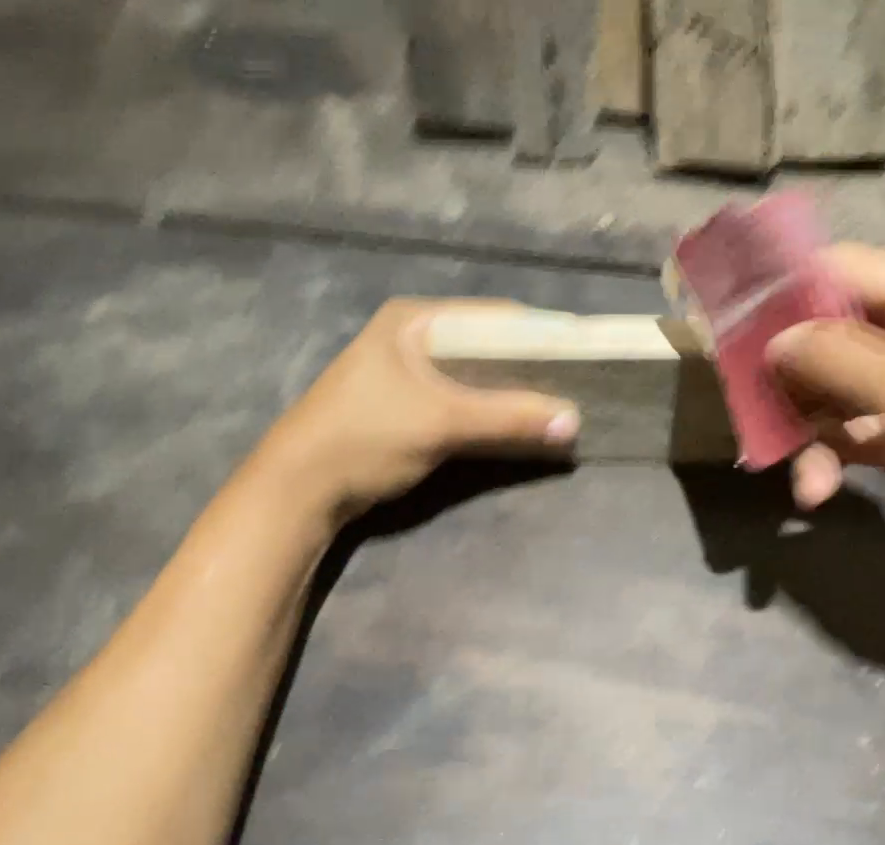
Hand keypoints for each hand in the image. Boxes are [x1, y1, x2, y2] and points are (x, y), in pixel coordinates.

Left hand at [260, 299, 578, 517]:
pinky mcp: (410, 407)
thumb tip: (574, 422)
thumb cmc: (365, 437)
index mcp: (414, 321)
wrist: (300, 488)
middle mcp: (414, 338)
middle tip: (578, 387)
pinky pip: (465, 402)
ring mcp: (411, 374)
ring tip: (559, 408)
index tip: (584, 354)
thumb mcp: (442, 423)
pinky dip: (493, 413)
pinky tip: (521, 427)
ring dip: (514, 394)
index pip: (493, 316)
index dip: (540, 333)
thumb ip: (509, 418)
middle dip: (532, 368)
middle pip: (488, 346)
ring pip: (478, 377)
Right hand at [775, 245, 884, 539]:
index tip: (733, 316)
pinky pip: (844, 434)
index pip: (849, 270)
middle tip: (750, 402)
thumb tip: (775, 340)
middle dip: (790, 371)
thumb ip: (843, 360)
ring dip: (806, 428)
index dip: (790, 287)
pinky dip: (825, 458)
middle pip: (831, 332)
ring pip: (831, 390)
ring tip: (800, 472)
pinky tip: (817, 492)